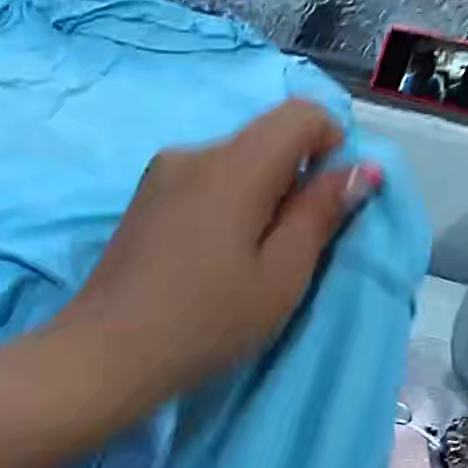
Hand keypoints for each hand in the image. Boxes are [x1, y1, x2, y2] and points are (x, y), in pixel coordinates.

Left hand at [52, 99, 381, 396]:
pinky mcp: (146, 192)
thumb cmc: (206, 321)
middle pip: (267, 137)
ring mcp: (163, 169)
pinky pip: (206, 176)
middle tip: (288, 245)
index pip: (301, 114)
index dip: (331, 143)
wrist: (106, 352)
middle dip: (295, 176)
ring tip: (244, 257)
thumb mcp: (281, 276)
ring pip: (237, 159)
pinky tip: (210, 253)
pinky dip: (228, 199)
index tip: (327, 198)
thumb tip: (362, 169)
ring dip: (260, 191)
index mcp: (234, 165)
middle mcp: (195, 151)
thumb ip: (321, 213)